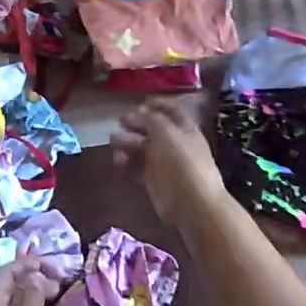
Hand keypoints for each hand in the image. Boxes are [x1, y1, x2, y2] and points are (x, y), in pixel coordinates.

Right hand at [110, 97, 226, 225]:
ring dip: (127, 143)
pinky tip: (117, 163)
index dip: (158, 104)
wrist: (192, 203)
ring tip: (113, 142)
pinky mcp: (153, 181)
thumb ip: (151, 119)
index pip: (172, 111)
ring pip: (142, 149)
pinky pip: (136, 168)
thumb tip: (138, 112)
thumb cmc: (182, 162)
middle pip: (153, 130)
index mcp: (184, 129)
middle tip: (120, 122)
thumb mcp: (166, 132)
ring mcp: (163, 163)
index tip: (140, 102)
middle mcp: (174, 144)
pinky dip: (126, 165)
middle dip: (136, 124)